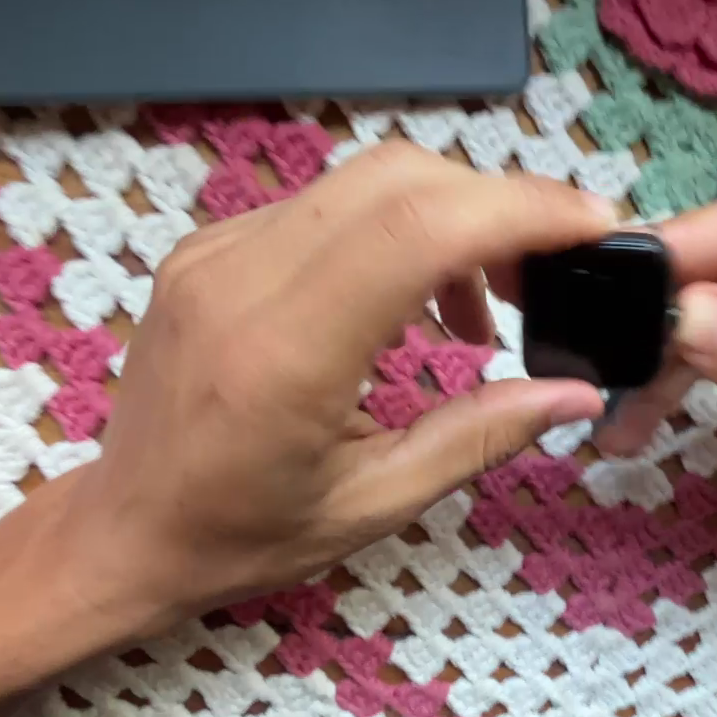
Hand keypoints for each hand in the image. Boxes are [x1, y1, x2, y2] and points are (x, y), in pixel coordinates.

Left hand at [62, 142, 613, 624]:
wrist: (123, 528)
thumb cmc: (246, 535)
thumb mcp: (376, 504)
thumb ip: (480, 437)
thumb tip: (577, 394)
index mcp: (285, 352)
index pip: (418, 230)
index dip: (520, 210)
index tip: (592, 227)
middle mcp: (243, 276)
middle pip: (400, 180)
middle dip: (501, 206)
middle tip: (550, 271)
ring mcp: (219, 250)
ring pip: (367, 182)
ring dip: (454, 218)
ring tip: (486, 306)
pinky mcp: (214, 246)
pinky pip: (330, 207)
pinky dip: (401, 233)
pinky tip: (418, 301)